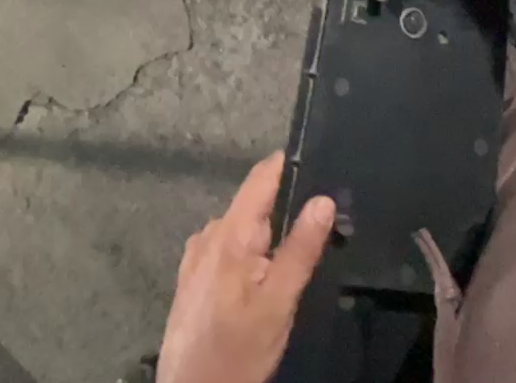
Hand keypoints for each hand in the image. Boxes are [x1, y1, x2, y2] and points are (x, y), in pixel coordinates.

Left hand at [157, 152, 334, 382]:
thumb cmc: (237, 350)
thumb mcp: (279, 303)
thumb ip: (301, 248)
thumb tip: (324, 198)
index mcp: (231, 232)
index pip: (262, 176)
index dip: (291, 165)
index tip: (321, 164)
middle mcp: (210, 233)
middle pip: (254, 201)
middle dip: (286, 207)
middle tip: (320, 224)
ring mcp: (196, 255)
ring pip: (242, 226)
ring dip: (267, 232)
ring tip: (295, 253)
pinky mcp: (192, 278)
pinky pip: (227, 246)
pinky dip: (249, 250)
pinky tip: (262, 277)